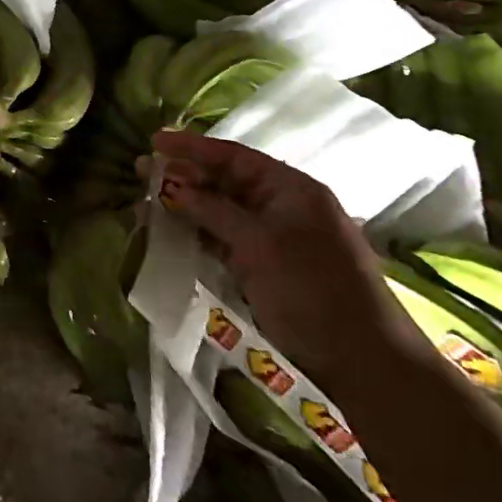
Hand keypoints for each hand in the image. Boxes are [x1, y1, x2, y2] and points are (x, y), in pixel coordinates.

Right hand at [148, 130, 409, 394]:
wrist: (360, 360)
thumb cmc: (313, 291)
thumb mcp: (261, 246)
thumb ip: (214, 212)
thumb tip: (173, 186)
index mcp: (290, 188)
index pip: (234, 157)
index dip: (193, 148)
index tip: (155, 141)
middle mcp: (282, 206)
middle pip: (226, 182)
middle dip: (184, 176)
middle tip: (141, 171)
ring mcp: (274, 239)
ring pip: (222, 213)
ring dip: (187, 207)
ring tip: (146, 203)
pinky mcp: (266, 269)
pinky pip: (225, 242)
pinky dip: (199, 236)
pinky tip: (171, 235)